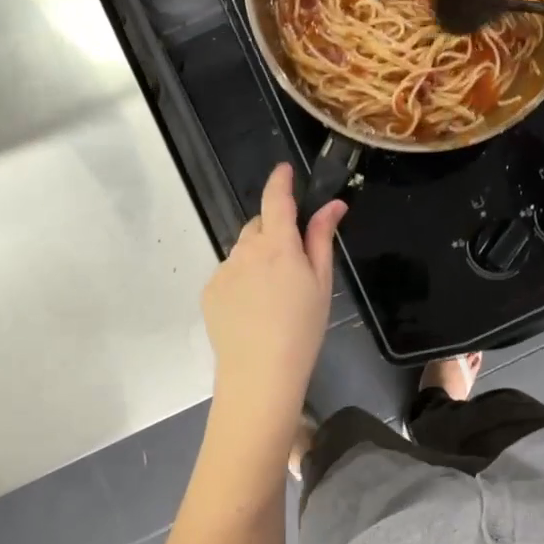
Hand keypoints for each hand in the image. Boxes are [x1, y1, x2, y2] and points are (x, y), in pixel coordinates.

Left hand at [202, 163, 347, 418]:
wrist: (260, 374)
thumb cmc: (303, 329)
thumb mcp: (322, 283)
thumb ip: (322, 238)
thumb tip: (333, 204)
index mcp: (278, 244)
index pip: (276, 199)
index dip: (280, 181)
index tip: (284, 170)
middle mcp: (246, 249)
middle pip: (259, 225)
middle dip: (274, 230)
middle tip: (293, 262)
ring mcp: (224, 270)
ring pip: (243, 250)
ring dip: (258, 257)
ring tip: (274, 295)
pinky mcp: (210, 290)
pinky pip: (229, 272)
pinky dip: (242, 279)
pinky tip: (254, 309)